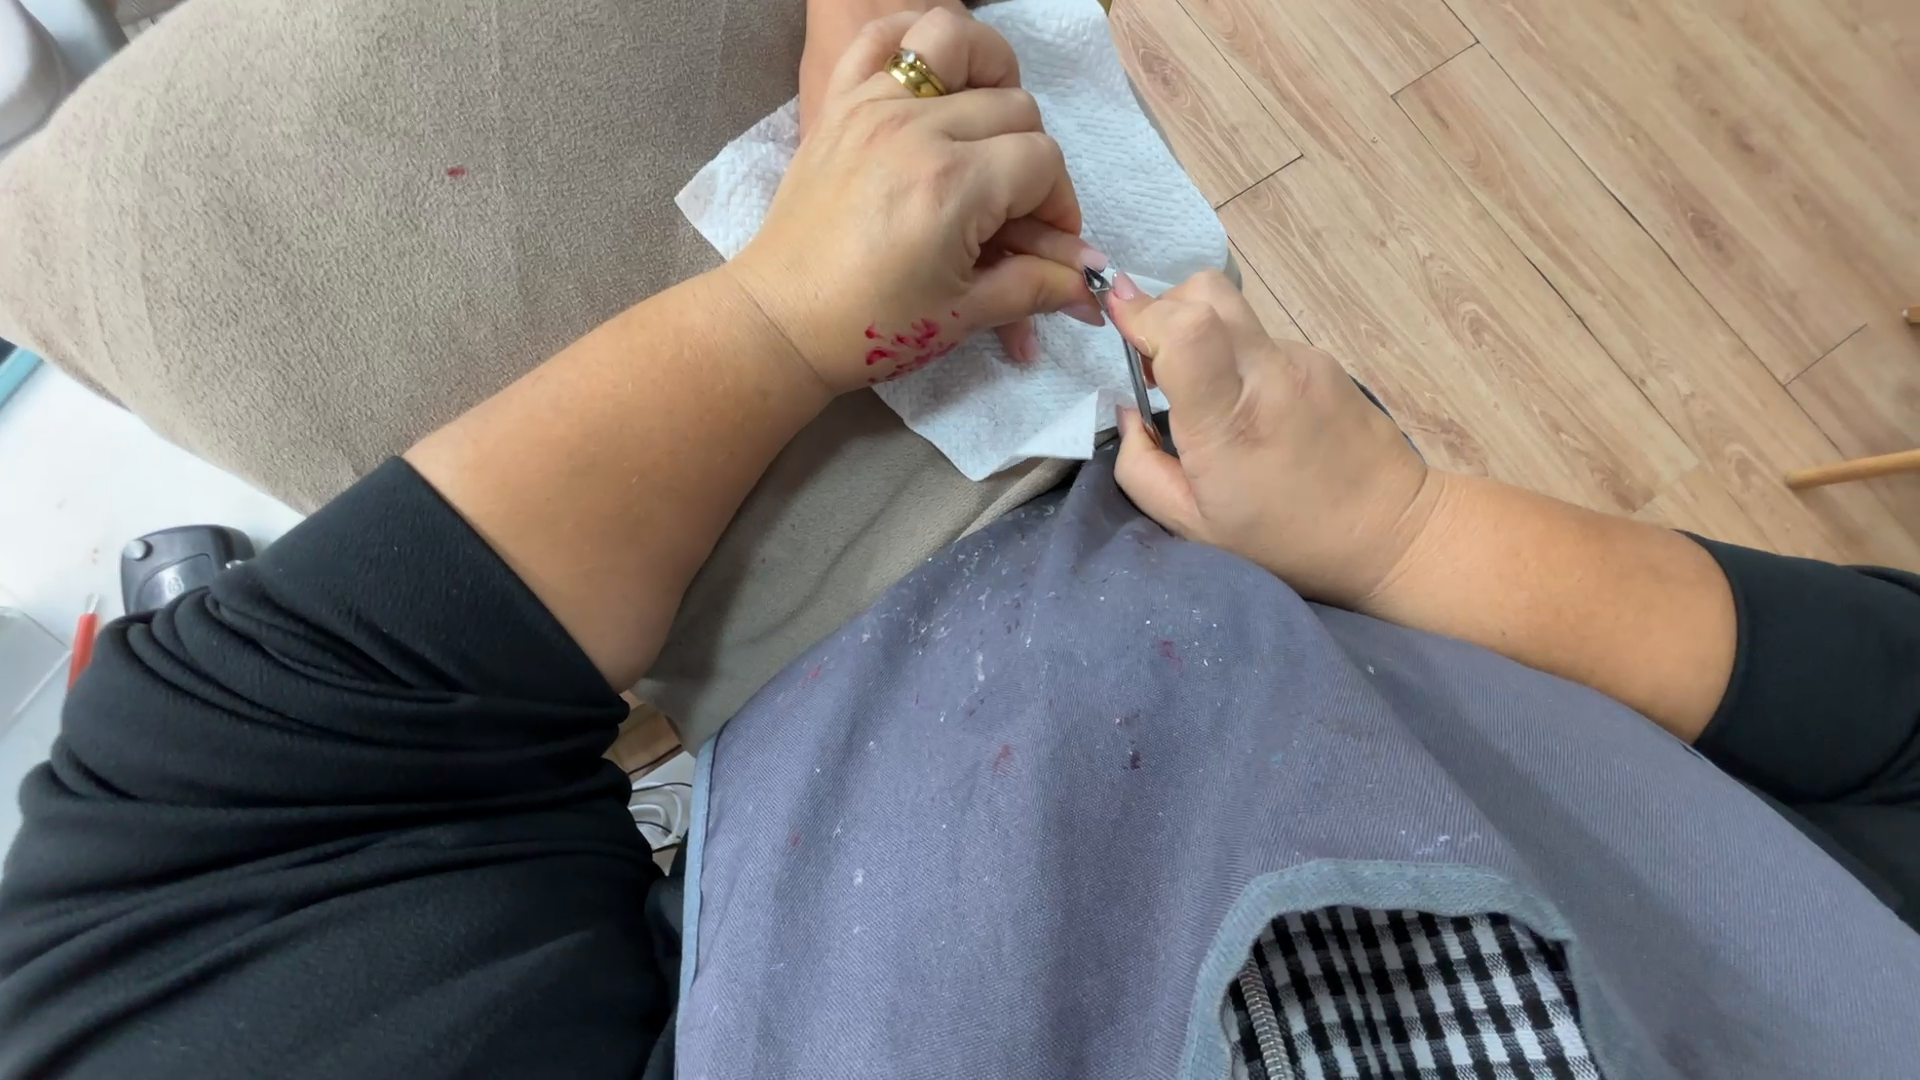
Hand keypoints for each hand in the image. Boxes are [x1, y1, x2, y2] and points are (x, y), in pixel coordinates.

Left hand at [728, 8, 1107, 394]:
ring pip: (958, 43)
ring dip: (990, 72)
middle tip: (1016, 211)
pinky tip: (933, 80)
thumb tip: (1089, 282)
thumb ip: (1034, 288)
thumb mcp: (961, 316)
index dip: (1061, 205)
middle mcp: (918, 129)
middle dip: (1032, 161)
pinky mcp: (840, 104)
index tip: (1050, 243)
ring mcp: (873, 106)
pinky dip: (916, 42)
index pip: (1043, 162)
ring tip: (989, 125)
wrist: (783, 324)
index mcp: (953, 186)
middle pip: (1016, 108)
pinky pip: (884, 37)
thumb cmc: (869, 329)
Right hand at [1108, 270, 1438, 608]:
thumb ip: (1139, 465)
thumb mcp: (1189, 523)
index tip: (1118, 322)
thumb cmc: (1283, 539)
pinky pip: (1256, 335)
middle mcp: (1268, 375)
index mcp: (1228, 423)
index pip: (1185, 329)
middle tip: (1153, 362)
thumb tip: (1128, 410)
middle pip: (1204, 293)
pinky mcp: (1320, 359)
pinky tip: (1242, 404)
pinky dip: (1230, 354)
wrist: (1389, 530)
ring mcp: (1300, 360)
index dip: (1142, 314)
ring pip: (1230, 308)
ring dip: (1196, 332)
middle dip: (1163, 310)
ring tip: (1199, 391)